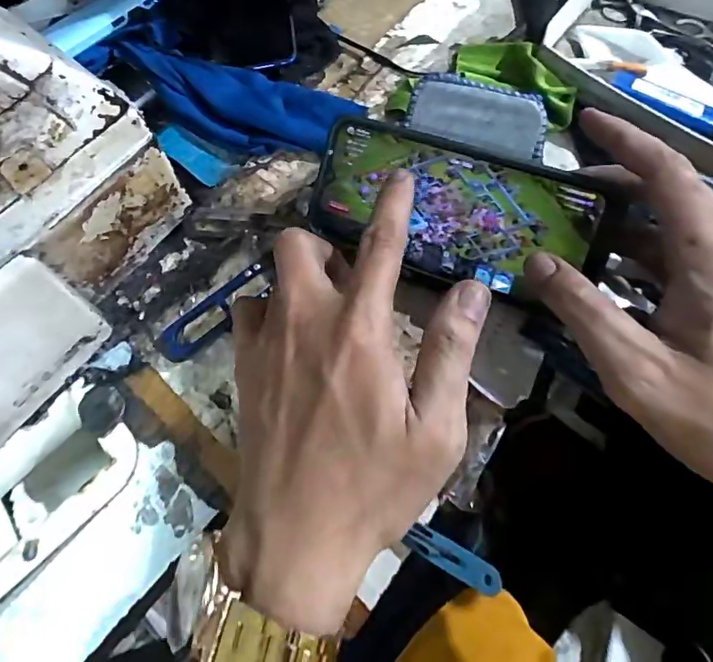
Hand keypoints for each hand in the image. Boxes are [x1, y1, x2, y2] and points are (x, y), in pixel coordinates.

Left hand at [222, 170, 491, 633]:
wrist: (293, 536)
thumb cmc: (374, 488)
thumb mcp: (434, 431)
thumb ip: (451, 351)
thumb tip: (471, 289)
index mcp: (360, 330)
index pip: (380, 248)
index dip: (392, 206)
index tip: (399, 175)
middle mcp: (305, 319)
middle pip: (299, 242)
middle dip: (325, 245)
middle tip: (352, 281)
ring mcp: (265, 338)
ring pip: (272, 274)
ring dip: (301, 281)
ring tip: (326, 318)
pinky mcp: (240, 362)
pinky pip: (250, 310)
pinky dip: (271, 312)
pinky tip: (290, 345)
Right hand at [524, 109, 712, 531]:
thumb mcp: (640, 371)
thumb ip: (584, 310)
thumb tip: (535, 259)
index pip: (668, 174)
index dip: (625, 138)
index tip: (584, 118)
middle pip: (669, 197)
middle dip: (613, 181)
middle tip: (557, 184)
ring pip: (674, 234)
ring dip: (622, 224)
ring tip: (568, 227)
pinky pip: (682, 265)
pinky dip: (639, 257)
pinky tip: (606, 281)